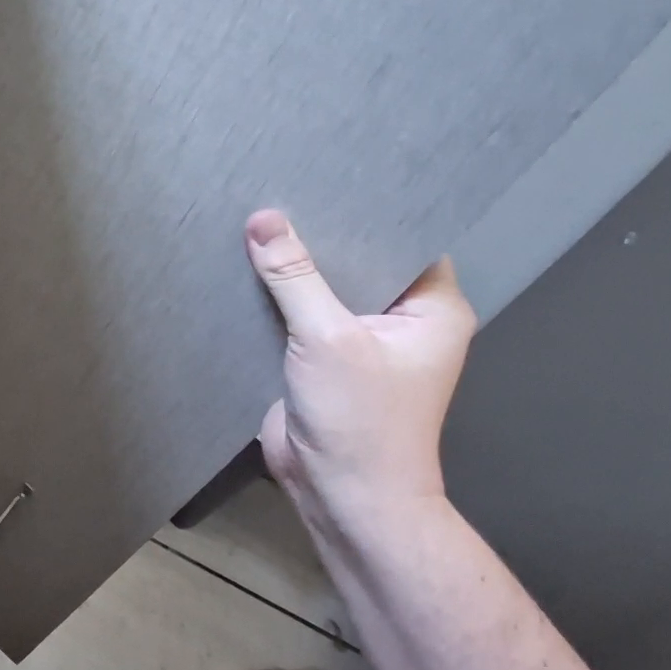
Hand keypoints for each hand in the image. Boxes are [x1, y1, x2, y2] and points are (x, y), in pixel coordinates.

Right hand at [244, 209, 477, 513]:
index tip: (321, 178)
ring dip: (289, 268)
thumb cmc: (361, 416)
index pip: (402, 241)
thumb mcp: (328, 337)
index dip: (365, 211)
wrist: (341, 491)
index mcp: (430, 310)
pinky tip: (240, 271)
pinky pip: (296, 314)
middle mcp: (398, 320)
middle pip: (355, 261)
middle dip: (316, 236)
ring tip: (249, 223)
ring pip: (321, 288)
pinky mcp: (318, 358)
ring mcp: (357, 340)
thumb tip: (263, 218)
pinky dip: (272, 297)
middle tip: (273, 193)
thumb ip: (294, 277)